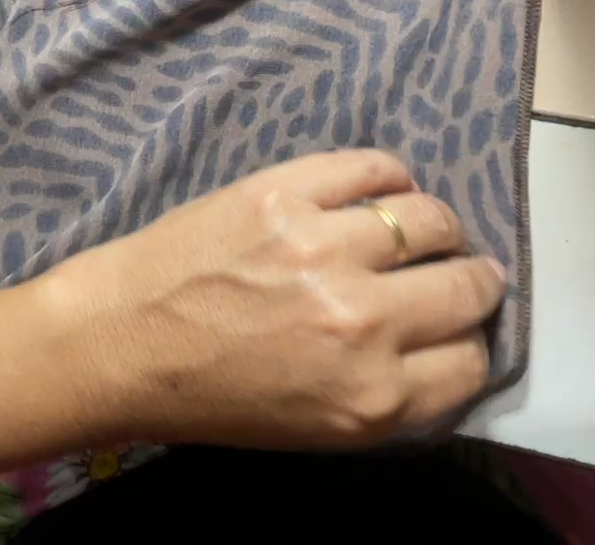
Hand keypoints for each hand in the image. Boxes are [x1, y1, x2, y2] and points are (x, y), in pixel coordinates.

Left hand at [36, 150, 505, 448]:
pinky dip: (387, 173)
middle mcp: (361, 320)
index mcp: (372, 398)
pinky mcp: (283, 192)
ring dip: (435, 224)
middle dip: (473, 278)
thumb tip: (447, 338)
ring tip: (417, 226)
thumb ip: (391, 391)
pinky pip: (370, 166)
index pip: (472, 362)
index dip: (469, 339)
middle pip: (466, 286)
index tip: (457, 322)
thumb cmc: (213, 393)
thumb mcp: (318, 427)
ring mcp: (321, 246)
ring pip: (429, 217)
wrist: (121, 339)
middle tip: (457, 266)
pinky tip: (380, 185)